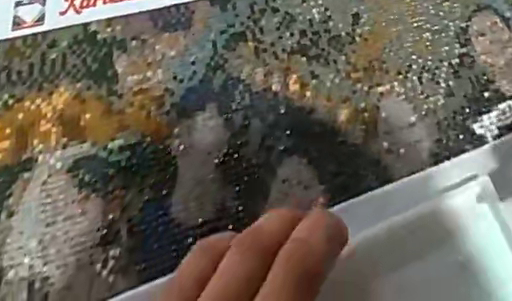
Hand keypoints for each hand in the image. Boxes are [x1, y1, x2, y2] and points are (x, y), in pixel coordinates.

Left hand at [164, 208, 348, 300]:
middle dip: (284, 225)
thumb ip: (302, 300)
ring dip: (245, 237)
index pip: (294, 268)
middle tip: (310, 218)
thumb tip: (321, 271)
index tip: (335, 223)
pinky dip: (207, 258)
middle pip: (251, 250)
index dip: (319, 237)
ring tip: (269, 234)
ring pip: (208, 254)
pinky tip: (221, 261)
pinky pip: (176, 278)